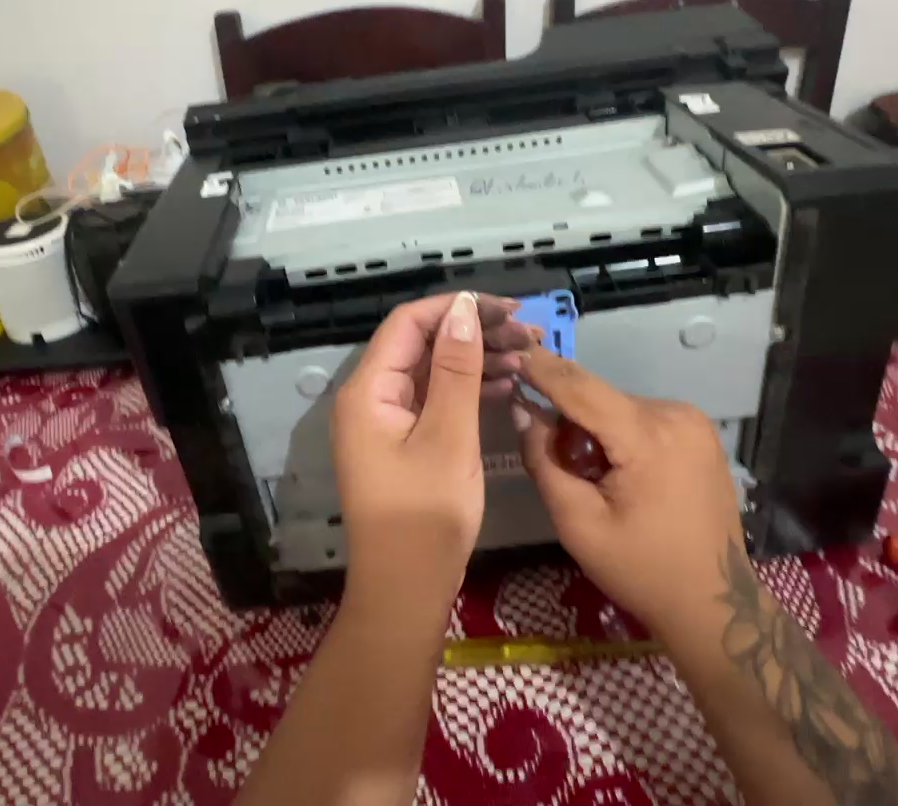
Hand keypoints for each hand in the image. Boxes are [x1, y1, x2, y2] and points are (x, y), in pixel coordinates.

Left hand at [332, 292, 537, 607]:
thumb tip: (463, 309)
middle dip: (473, 332)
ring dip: (476, 359)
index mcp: (368, 390)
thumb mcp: (448, 437)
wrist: (406, 590)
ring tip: (527, 356)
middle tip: (528, 334)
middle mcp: (370, 397)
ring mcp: (386, 420)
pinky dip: (468, 389)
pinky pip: (435, 399)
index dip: (457, 308)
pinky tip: (506, 385)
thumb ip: (457, 370)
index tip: (507, 310)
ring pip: (433, 371)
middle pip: (422, 344)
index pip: (408, 323)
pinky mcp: (403, 441)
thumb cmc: (425, 516)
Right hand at [512, 347, 742, 635]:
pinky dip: (620, 434)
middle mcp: (675, 414)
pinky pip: (643, 419)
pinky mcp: (700, 433)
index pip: (580, 387)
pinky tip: (619, 473)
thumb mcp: (578, 523)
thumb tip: (524, 411)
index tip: (508, 351)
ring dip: (594, 427)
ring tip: (592, 476)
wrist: (715, 604)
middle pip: (599, 398)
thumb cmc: (641, 570)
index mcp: (647, 436)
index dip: (541, 368)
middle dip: (568, 416)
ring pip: (619, 408)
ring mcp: (693, 422)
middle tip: (553, 456)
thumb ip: (544, 462)